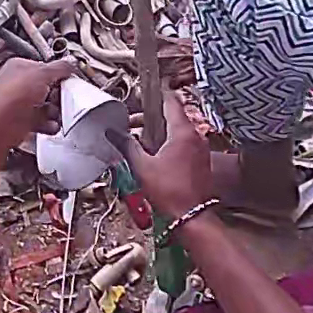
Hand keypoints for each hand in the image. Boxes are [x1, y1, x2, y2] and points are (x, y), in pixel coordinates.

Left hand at [0, 58, 73, 153]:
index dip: (58, 73)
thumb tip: (70, 64)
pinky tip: (52, 125)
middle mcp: (16, 85)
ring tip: (59, 113)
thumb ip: (59, 68)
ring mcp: (17, 105)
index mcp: (18, 67)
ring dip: (55, 111)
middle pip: (45, 87)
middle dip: (58, 94)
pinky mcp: (20, 123)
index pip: (43, 66)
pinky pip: (39, 122)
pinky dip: (48, 125)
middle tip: (64, 98)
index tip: (69, 79)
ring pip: (44, 106)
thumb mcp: (42, 74)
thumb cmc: (9, 99)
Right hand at [114, 92, 215, 219]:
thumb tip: (112, 132)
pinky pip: (183, 143)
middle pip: (172, 116)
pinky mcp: (201, 160)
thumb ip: (127, 145)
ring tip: (138, 141)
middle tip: (131, 123)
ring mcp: (201, 148)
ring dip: (158, 132)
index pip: (171, 101)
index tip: (142, 94)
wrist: (193, 217)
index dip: (155, 95)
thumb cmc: (169, 191)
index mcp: (182, 132)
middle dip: (150, 118)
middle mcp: (196, 135)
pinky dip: (168, 143)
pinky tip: (153, 155)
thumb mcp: (142, 167)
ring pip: (177, 131)